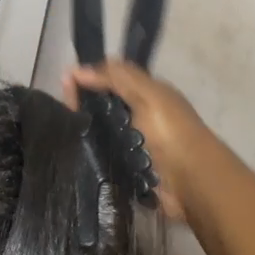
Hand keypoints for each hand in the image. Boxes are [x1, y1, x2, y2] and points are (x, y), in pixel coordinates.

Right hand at [62, 60, 213, 223]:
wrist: (193, 185)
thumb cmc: (172, 134)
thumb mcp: (148, 95)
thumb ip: (116, 78)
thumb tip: (77, 69)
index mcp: (148, 96)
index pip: (111, 79)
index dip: (89, 76)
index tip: (65, 81)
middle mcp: (140, 117)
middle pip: (102, 104)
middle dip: (82, 101)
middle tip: (62, 107)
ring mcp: (132, 144)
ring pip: (99, 129)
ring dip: (82, 127)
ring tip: (61, 127)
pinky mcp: (126, 168)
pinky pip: (100, 153)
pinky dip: (87, 150)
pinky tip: (72, 147)